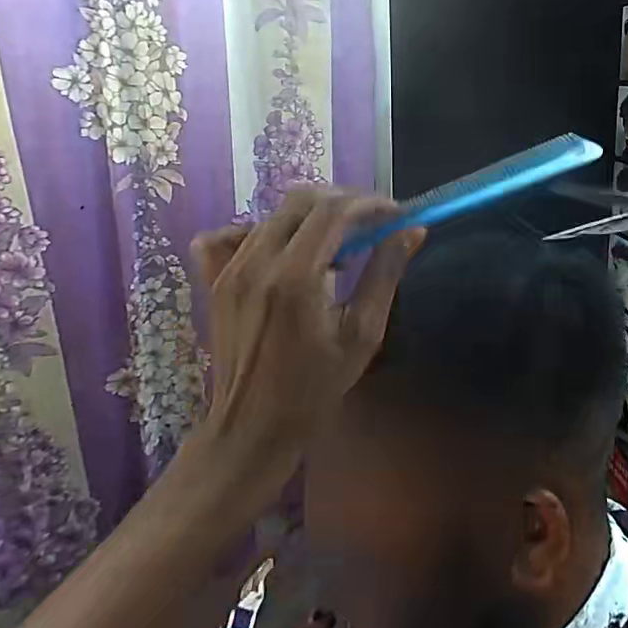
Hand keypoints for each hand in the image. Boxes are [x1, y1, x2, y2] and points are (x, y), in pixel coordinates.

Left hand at [190, 189, 424, 464]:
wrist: (251, 427)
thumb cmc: (315, 388)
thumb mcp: (363, 334)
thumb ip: (386, 274)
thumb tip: (411, 231)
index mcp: (295, 277)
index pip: (333, 211)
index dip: (369, 203)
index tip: (394, 214)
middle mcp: (256, 261)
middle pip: (302, 200)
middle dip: (343, 202)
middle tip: (371, 223)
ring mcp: (230, 267)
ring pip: (275, 213)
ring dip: (313, 216)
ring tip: (338, 245)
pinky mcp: (216, 277)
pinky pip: (239, 232)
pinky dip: (270, 230)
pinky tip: (288, 252)